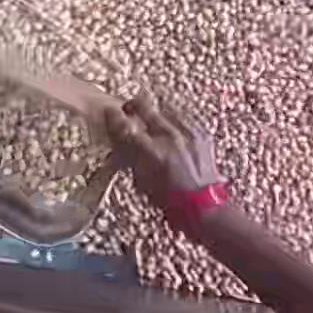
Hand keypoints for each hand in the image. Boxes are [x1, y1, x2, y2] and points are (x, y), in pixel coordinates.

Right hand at [102, 94, 225, 210]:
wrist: (203, 206)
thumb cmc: (171, 200)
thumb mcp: (141, 180)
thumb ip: (130, 156)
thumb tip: (121, 140)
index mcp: (152, 152)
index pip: (125, 125)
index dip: (113, 117)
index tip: (109, 112)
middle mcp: (170, 138)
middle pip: (145, 107)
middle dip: (133, 106)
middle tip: (128, 109)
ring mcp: (188, 133)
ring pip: (164, 110)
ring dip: (155, 116)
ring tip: (152, 124)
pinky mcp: (201, 133)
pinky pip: (182, 119)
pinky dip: (174, 124)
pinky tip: (171, 132)